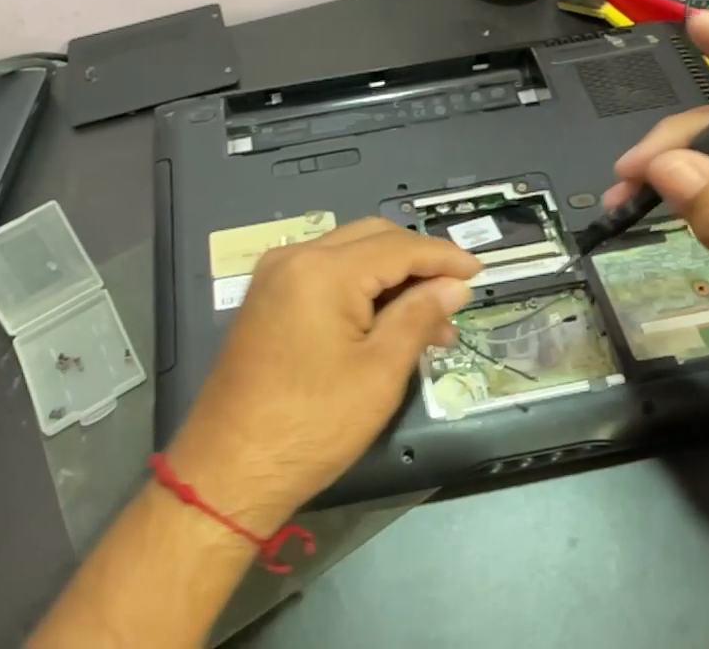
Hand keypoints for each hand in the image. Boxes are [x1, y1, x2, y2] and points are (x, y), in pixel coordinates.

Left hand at [165, 218, 480, 529]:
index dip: (443, 257)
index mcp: (322, 269)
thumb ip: (418, 316)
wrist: (229, 469)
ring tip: (430, 325)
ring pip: (348, 256)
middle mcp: (293, 258)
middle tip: (455, 298)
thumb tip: (453, 285)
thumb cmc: (312, 424)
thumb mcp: (379, 372)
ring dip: (390, 279)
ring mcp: (274, 277)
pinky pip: (323, 276)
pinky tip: (386, 323)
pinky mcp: (266, 300)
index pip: (397, 247)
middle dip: (417, 263)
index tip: (479, 272)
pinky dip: (359, 290)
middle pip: (371, 239)